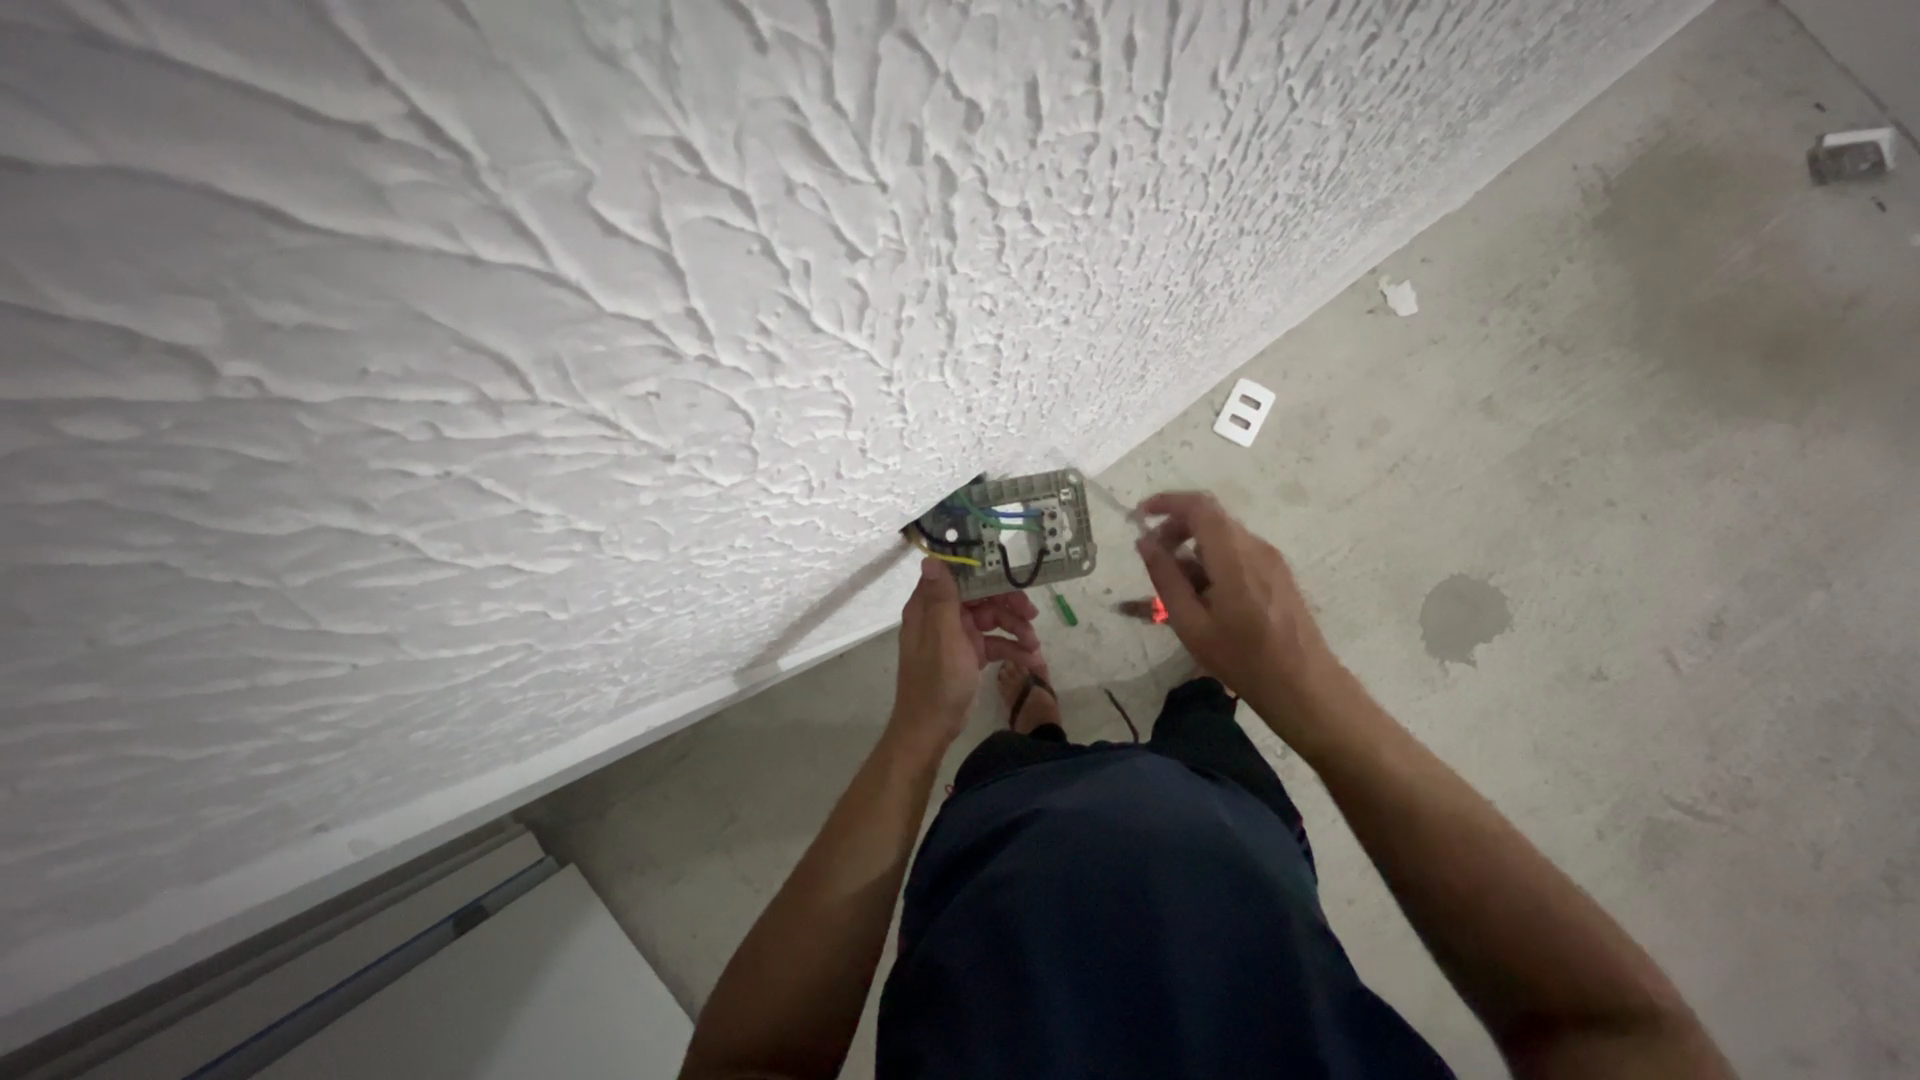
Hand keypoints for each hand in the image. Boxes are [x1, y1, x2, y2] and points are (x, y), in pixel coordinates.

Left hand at [890, 558, 1039, 751]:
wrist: (932, 729)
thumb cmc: (936, 682)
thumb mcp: (943, 637)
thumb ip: (942, 598)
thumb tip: (930, 557)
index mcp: (929, 607)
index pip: (959, 576)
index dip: (986, 573)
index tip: (1012, 576)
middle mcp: (942, 616)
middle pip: (981, 597)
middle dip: (1008, 604)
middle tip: (1032, 614)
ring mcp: (957, 636)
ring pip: (992, 619)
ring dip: (1015, 628)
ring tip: (1034, 644)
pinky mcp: (969, 654)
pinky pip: (995, 642)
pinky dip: (1012, 648)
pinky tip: (1031, 659)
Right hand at [1134, 492, 1334, 704]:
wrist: (1302, 684)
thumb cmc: (1241, 658)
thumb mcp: (1191, 623)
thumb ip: (1166, 577)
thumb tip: (1145, 542)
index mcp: (1234, 557)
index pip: (1199, 507)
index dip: (1167, 502)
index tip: (1141, 515)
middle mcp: (1256, 548)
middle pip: (1210, 518)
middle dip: (1176, 528)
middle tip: (1153, 556)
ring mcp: (1271, 559)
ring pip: (1224, 536)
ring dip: (1193, 546)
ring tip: (1176, 584)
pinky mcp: (1278, 572)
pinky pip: (1238, 551)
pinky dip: (1213, 559)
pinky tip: (1204, 593)